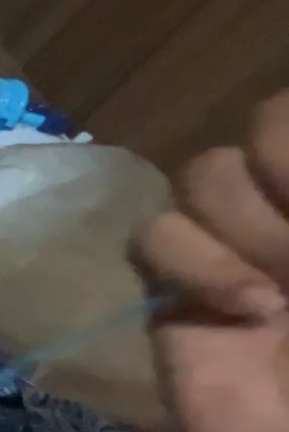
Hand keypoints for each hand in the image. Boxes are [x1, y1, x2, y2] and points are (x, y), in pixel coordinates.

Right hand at [136, 91, 288, 431]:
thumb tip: (276, 160)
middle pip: (268, 122)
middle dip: (285, 175)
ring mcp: (240, 240)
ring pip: (206, 172)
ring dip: (243, 228)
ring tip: (281, 291)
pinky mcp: (173, 281)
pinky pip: (156, 235)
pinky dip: (195, 268)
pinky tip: (237, 309)